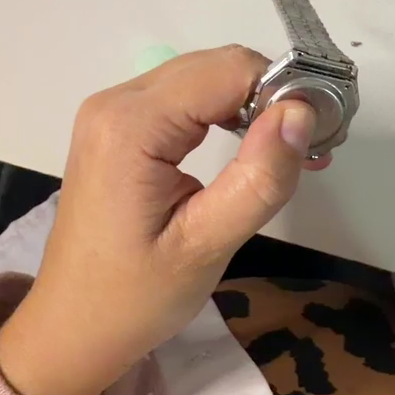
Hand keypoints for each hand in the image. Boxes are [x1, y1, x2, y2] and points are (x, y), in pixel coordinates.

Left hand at [0, 46, 327, 394]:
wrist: (72, 327)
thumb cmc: (135, 298)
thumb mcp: (207, 245)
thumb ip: (258, 178)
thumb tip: (301, 113)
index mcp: (131, 125)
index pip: (229, 70)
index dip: (283, 93)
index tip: (321, 137)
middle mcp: (116, 101)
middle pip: (217, 67)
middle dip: (273, 98)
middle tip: (314, 150)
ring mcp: (113, 112)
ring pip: (205, 79)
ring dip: (254, 106)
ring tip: (291, 154)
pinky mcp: (119, 128)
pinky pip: (186, 101)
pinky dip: (227, 115)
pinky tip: (253, 150)